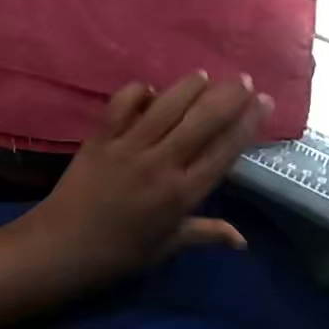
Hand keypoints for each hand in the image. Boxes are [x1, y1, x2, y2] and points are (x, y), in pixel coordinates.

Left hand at [15, 72, 271, 282]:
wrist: (63, 247)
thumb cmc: (119, 253)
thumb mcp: (166, 247)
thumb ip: (205, 234)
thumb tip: (243, 240)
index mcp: (182, 193)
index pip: (224, 150)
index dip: (248, 123)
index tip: (264, 101)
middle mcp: (160, 164)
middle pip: (202, 120)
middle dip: (227, 96)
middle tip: (243, 80)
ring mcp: (128, 147)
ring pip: (166, 106)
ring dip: (188, 87)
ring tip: (204, 75)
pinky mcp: (100, 138)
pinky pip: (121, 106)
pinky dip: (137, 92)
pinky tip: (149, 89)